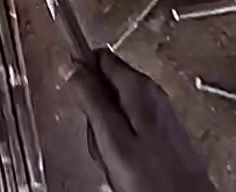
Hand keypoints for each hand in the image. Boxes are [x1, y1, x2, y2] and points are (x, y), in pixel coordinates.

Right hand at [66, 50, 216, 191]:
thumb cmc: (152, 179)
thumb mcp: (112, 139)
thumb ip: (90, 98)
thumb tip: (69, 64)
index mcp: (138, 87)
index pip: (100, 56)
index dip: (84, 73)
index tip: (79, 101)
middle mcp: (151, 92)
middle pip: (108, 84)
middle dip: (96, 109)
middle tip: (100, 140)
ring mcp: (161, 113)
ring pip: (117, 107)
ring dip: (107, 130)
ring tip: (114, 158)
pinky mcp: (166, 135)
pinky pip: (131, 126)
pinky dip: (123, 142)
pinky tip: (127, 165)